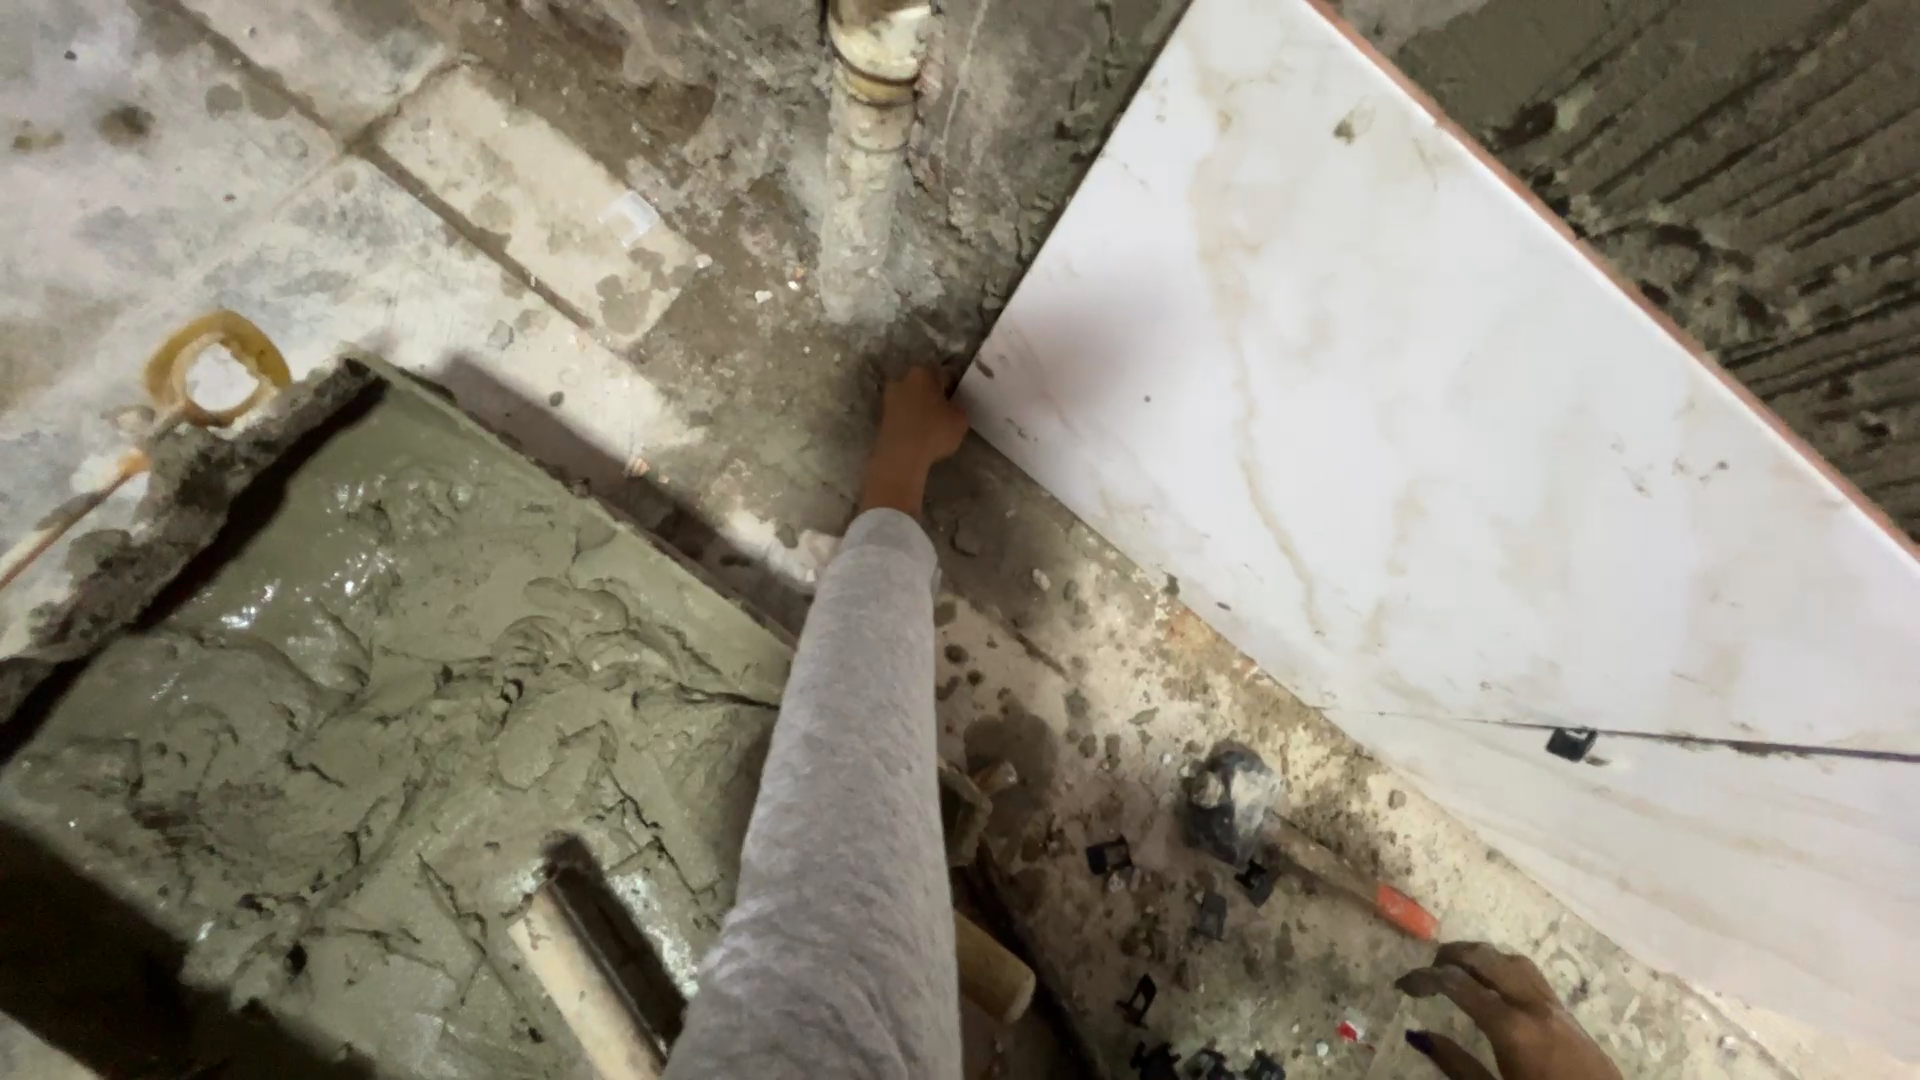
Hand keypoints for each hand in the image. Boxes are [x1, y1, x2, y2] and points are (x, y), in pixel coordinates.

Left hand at [858, 367, 967, 515]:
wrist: (901, 457)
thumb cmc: (934, 431)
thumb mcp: (960, 418)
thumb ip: (958, 407)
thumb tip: (952, 406)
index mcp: (922, 372)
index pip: (944, 373)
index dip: (954, 385)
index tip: (959, 398)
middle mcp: (902, 379)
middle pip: (923, 384)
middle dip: (934, 394)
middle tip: (946, 410)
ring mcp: (889, 399)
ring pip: (911, 399)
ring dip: (920, 408)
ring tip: (933, 425)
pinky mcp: (882, 418)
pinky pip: (903, 415)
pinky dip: (911, 420)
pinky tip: (920, 433)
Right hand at [1397, 942, 1622, 1079]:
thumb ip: (1455, 1064)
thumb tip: (1416, 1034)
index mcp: (1511, 1028)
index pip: (1454, 982)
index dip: (1423, 978)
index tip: (1403, 986)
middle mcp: (1533, 1008)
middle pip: (1483, 957)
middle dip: (1449, 955)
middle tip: (1428, 972)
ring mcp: (1558, 1011)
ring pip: (1511, 960)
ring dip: (1479, 958)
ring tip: (1460, 972)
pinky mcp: (1573, 1020)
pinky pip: (1533, 977)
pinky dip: (1505, 970)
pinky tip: (1497, 990)